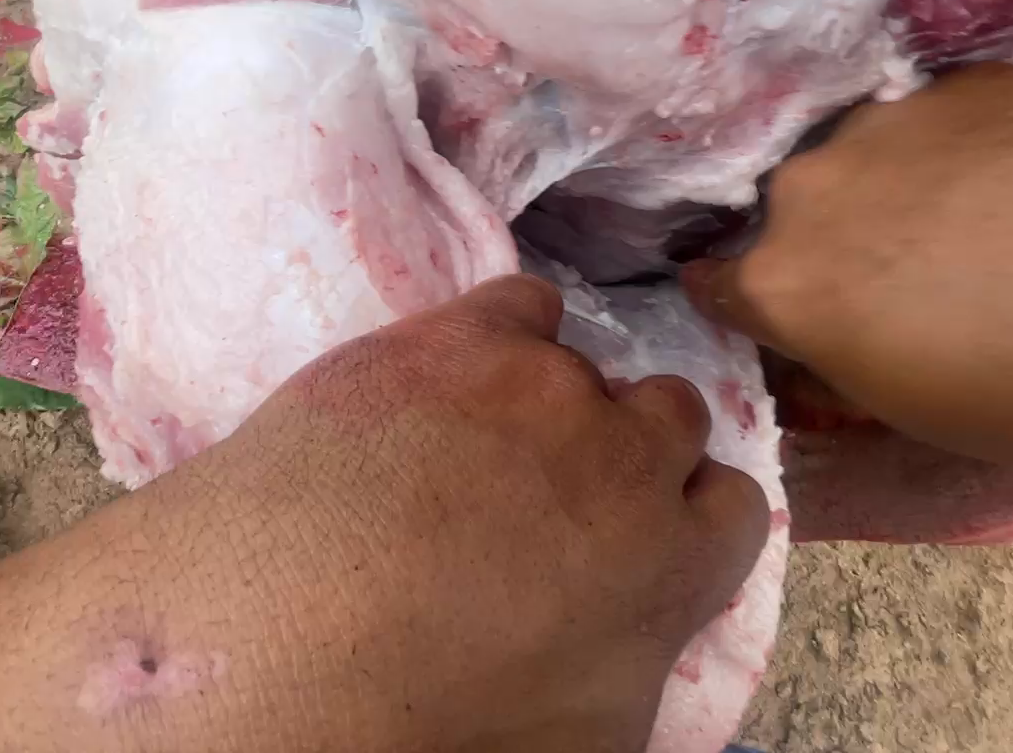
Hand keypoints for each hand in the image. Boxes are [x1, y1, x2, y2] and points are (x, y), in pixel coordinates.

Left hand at [115, 274, 769, 752]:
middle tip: (553, 475)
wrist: (280, 635)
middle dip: (627, 441)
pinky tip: (460, 366)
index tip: (636, 516)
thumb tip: (632, 614)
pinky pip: (524, 303)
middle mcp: (628, 459)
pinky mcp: (469, 337)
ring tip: (476, 432)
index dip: (685, 505)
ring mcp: (547, 386)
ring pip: (586, 362)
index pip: (732, 504)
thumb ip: (633, 652)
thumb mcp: (573, 734)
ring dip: (552, 394)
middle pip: (671, 410)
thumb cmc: (423, 721)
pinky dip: (507, 329)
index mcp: (671, 567)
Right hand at [682, 63, 1012, 550]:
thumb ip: (828, 346)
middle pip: (783, 207)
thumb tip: (813, 322)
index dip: (730, 290)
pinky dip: (956, 145)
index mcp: (778, 282)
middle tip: (890, 261)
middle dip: (817, 234)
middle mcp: (804, 190)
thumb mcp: (905, 405)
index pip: (708, 276)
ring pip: (854, 152)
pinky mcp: (962, 78)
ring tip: (971, 210)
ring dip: (884, 181)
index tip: (751, 296)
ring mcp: (881, 122)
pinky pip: (929, 116)